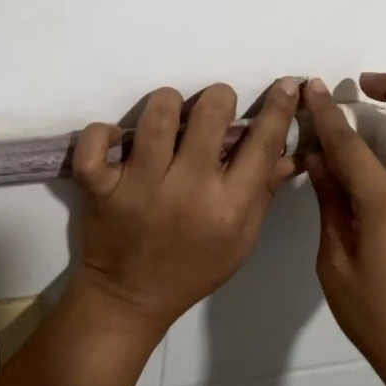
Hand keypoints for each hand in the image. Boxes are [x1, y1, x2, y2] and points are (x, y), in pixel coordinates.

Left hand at [69, 78, 302, 330]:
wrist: (130, 299)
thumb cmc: (192, 269)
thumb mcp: (240, 240)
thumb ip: (262, 193)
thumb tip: (290, 152)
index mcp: (228, 206)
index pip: (262, 144)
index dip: (279, 108)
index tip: (286, 85)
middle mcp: (187, 190)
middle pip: (210, 113)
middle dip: (218, 99)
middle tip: (212, 110)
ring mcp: (140, 187)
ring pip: (158, 115)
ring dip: (167, 105)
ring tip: (169, 118)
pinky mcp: (101, 187)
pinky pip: (96, 142)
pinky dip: (102, 133)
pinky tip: (117, 139)